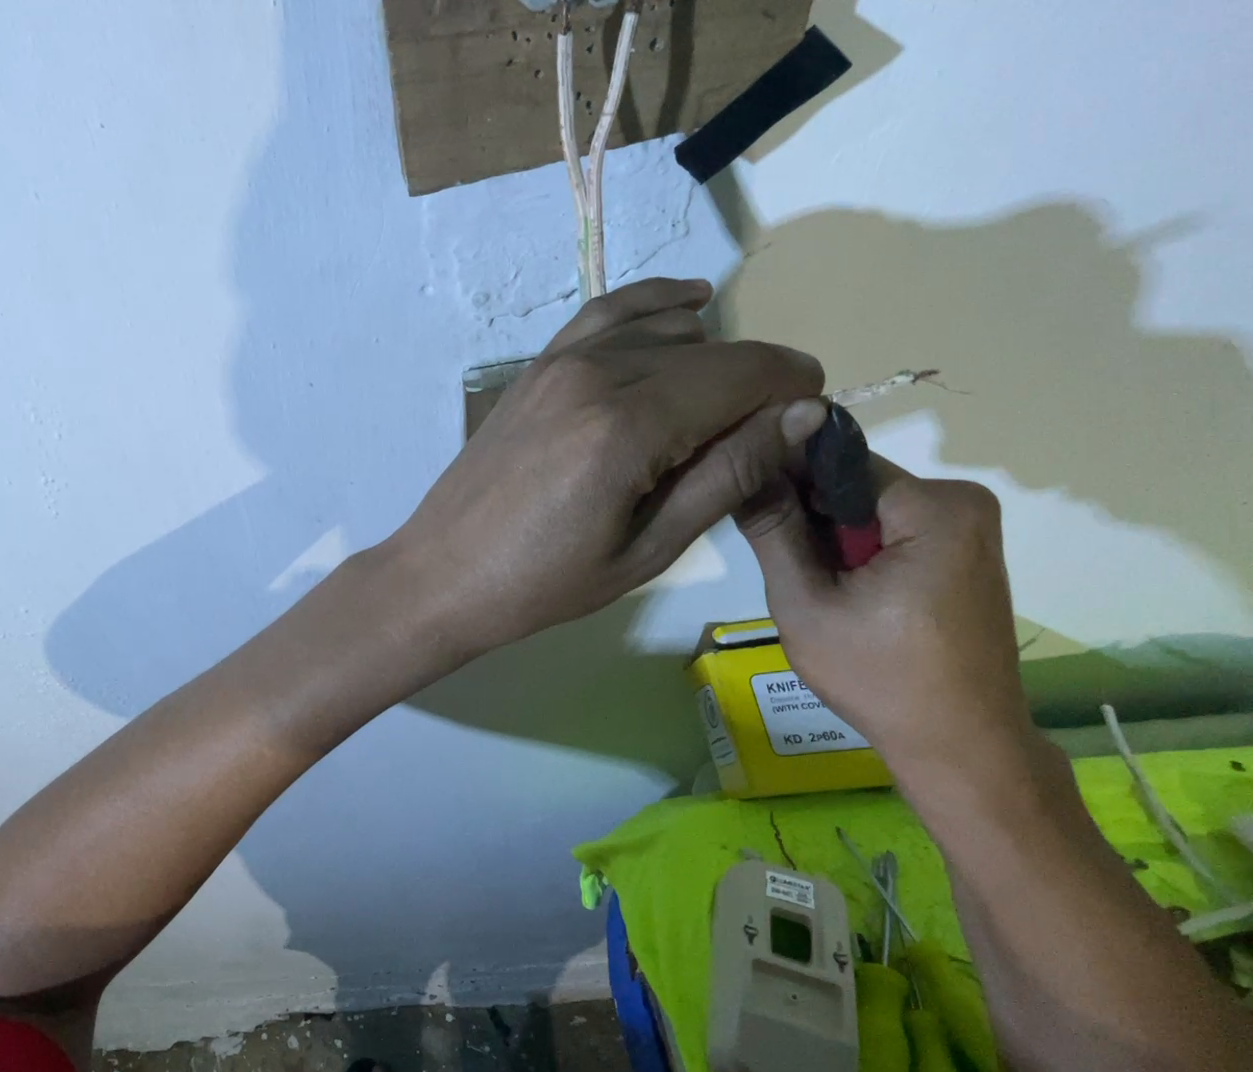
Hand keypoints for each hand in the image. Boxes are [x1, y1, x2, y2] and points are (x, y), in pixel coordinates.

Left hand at [385, 278, 825, 657]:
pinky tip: (689, 305)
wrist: (444, 574)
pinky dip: (652, 305)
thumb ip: (726, 475)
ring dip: (708, 353)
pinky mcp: (534, 369)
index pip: (739, 374)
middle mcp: (592, 375)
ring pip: (661, 329)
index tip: (813, 414)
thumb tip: (801, 414)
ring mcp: (556, 364)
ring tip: (723, 403)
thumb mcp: (647, 549)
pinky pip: (604, 315)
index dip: (790, 387)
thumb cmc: (543, 582)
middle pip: (706, 351)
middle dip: (753, 380)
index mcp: (624, 426)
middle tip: (767, 431)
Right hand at [734, 458, 1029, 757]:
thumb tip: (743, 470)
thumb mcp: (805, 603)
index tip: (746, 509)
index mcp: (934, 507)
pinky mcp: (962, 554)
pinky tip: (837, 591)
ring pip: (866, 509)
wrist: (959, 744)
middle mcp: (963, 503)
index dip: (782, 479)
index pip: (834, 462)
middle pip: (852, 484)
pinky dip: (854, 552)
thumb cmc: (878, 675)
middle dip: (806, 514)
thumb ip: (772, 531)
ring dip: (826, 537)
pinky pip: (889, 530)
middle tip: (778, 564)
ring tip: (805, 583)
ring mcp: (968, 529)